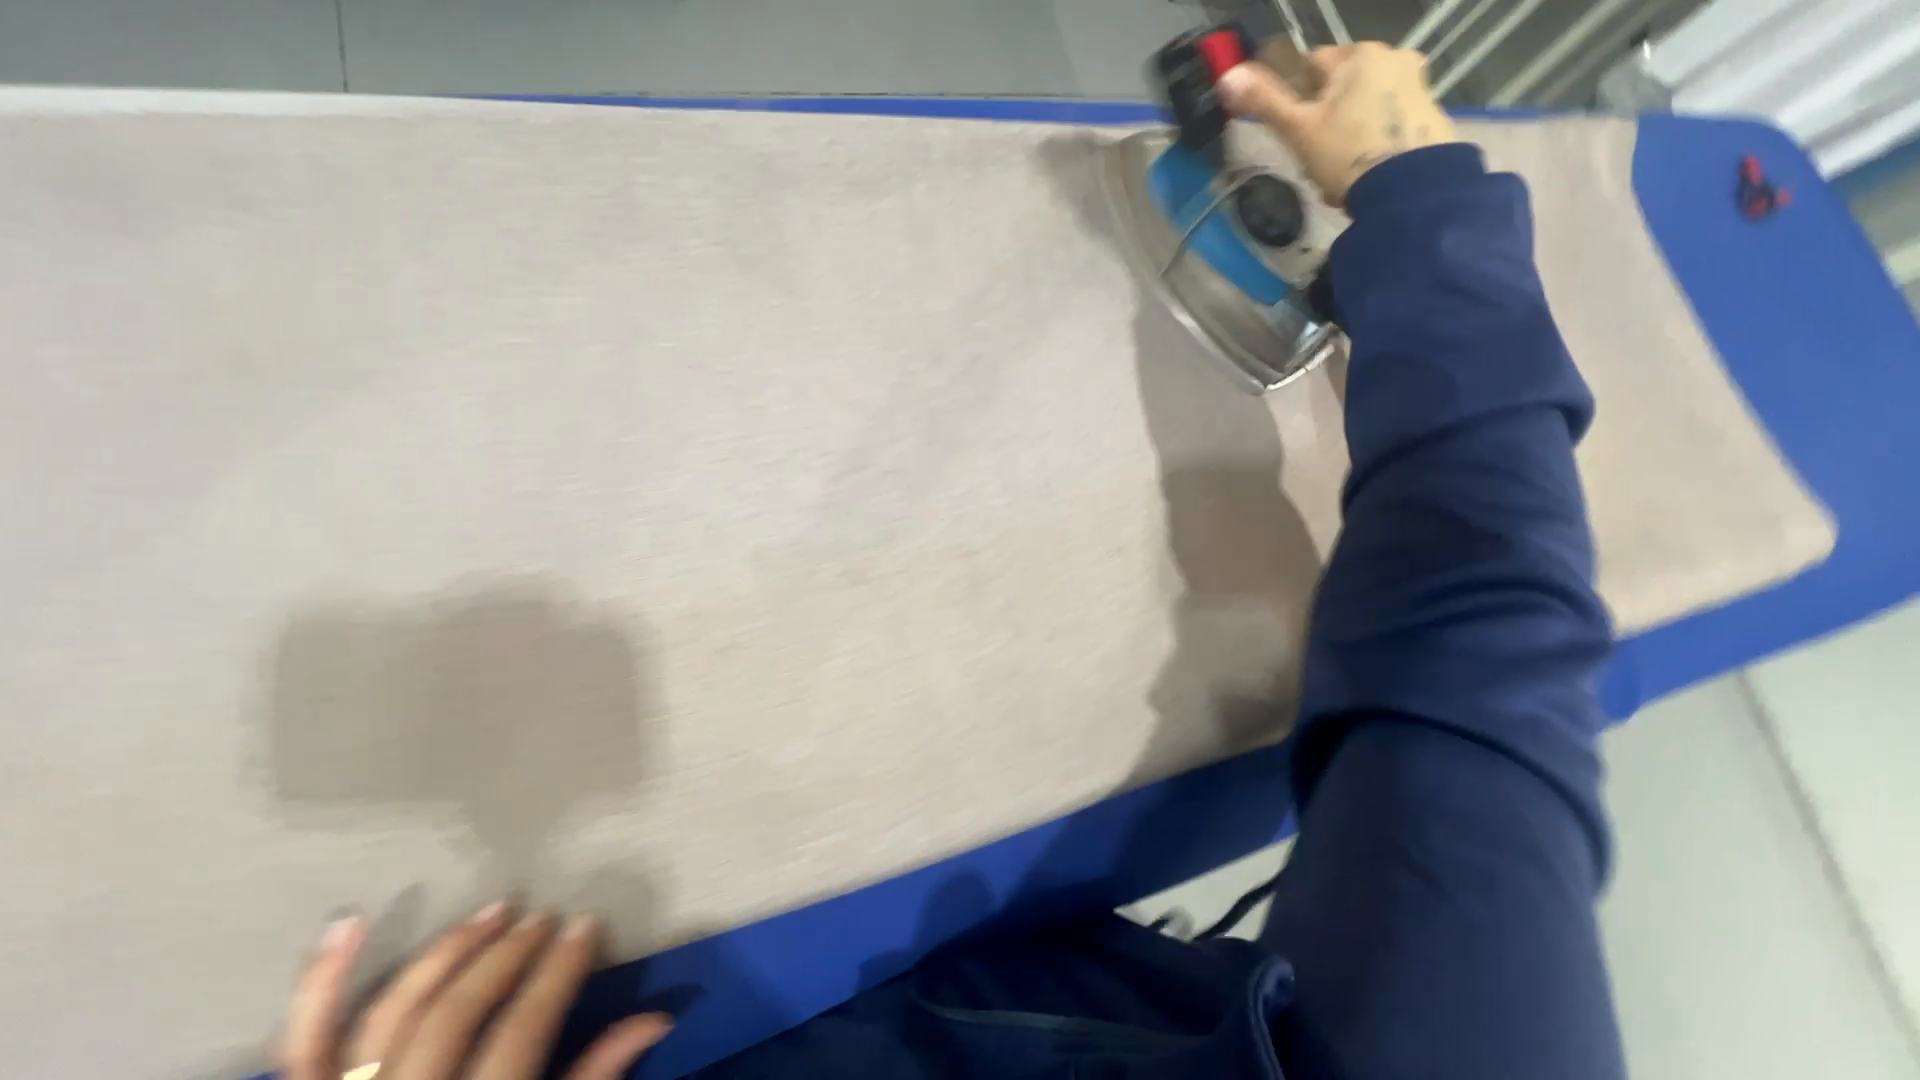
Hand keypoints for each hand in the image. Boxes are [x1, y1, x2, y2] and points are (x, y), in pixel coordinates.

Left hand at [280, 904, 671, 1079]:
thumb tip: (656, 1018)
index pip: (522, 1028)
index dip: (559, 971)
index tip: (586, 925)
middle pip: (459, 1012)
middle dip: (508, 955)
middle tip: (544, 918)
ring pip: (394, 1011)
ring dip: (447, 950)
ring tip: (493, 911)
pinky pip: (305, 1041)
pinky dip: (320, 980)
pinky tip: (351, 920)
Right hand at [1218, 43, 1456, 208]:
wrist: (1408, 189)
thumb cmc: (1347, 154)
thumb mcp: (1298, 130)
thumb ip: (1265, 101)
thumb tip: (1228, 75)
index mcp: (1359, 54)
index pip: (1311, 65)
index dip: (1296, 98)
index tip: (1294, 130)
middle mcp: (1394, 57)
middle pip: (1342, 87)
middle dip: (1326, 117)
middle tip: (1316, 157)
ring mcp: (1419, 84)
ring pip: (1365, 105)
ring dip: (1350, 131)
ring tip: (1341, 171)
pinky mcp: (1432, 115)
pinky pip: (1389, 122)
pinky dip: (1375, 142)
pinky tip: (1367, 171)